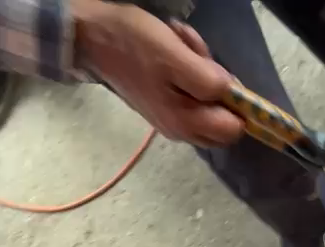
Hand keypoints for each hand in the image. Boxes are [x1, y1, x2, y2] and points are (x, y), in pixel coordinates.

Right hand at [72, 0, 243, 146]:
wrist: (89, 37)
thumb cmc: (132, 44)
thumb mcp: (173, 56)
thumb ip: (207, 80)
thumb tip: (232, 92)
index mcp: (186, 123)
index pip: (234, 129)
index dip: (235, 102)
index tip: (219, 74)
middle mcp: (182, 131)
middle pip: (223, 119)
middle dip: (218, 86)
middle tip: (199, 57)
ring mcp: (172, 120)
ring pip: (207, 104)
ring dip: (202, 71)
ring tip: (181, 43)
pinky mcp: (164, 106)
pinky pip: (190, 94)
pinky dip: (188, 70)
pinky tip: (174, 47)